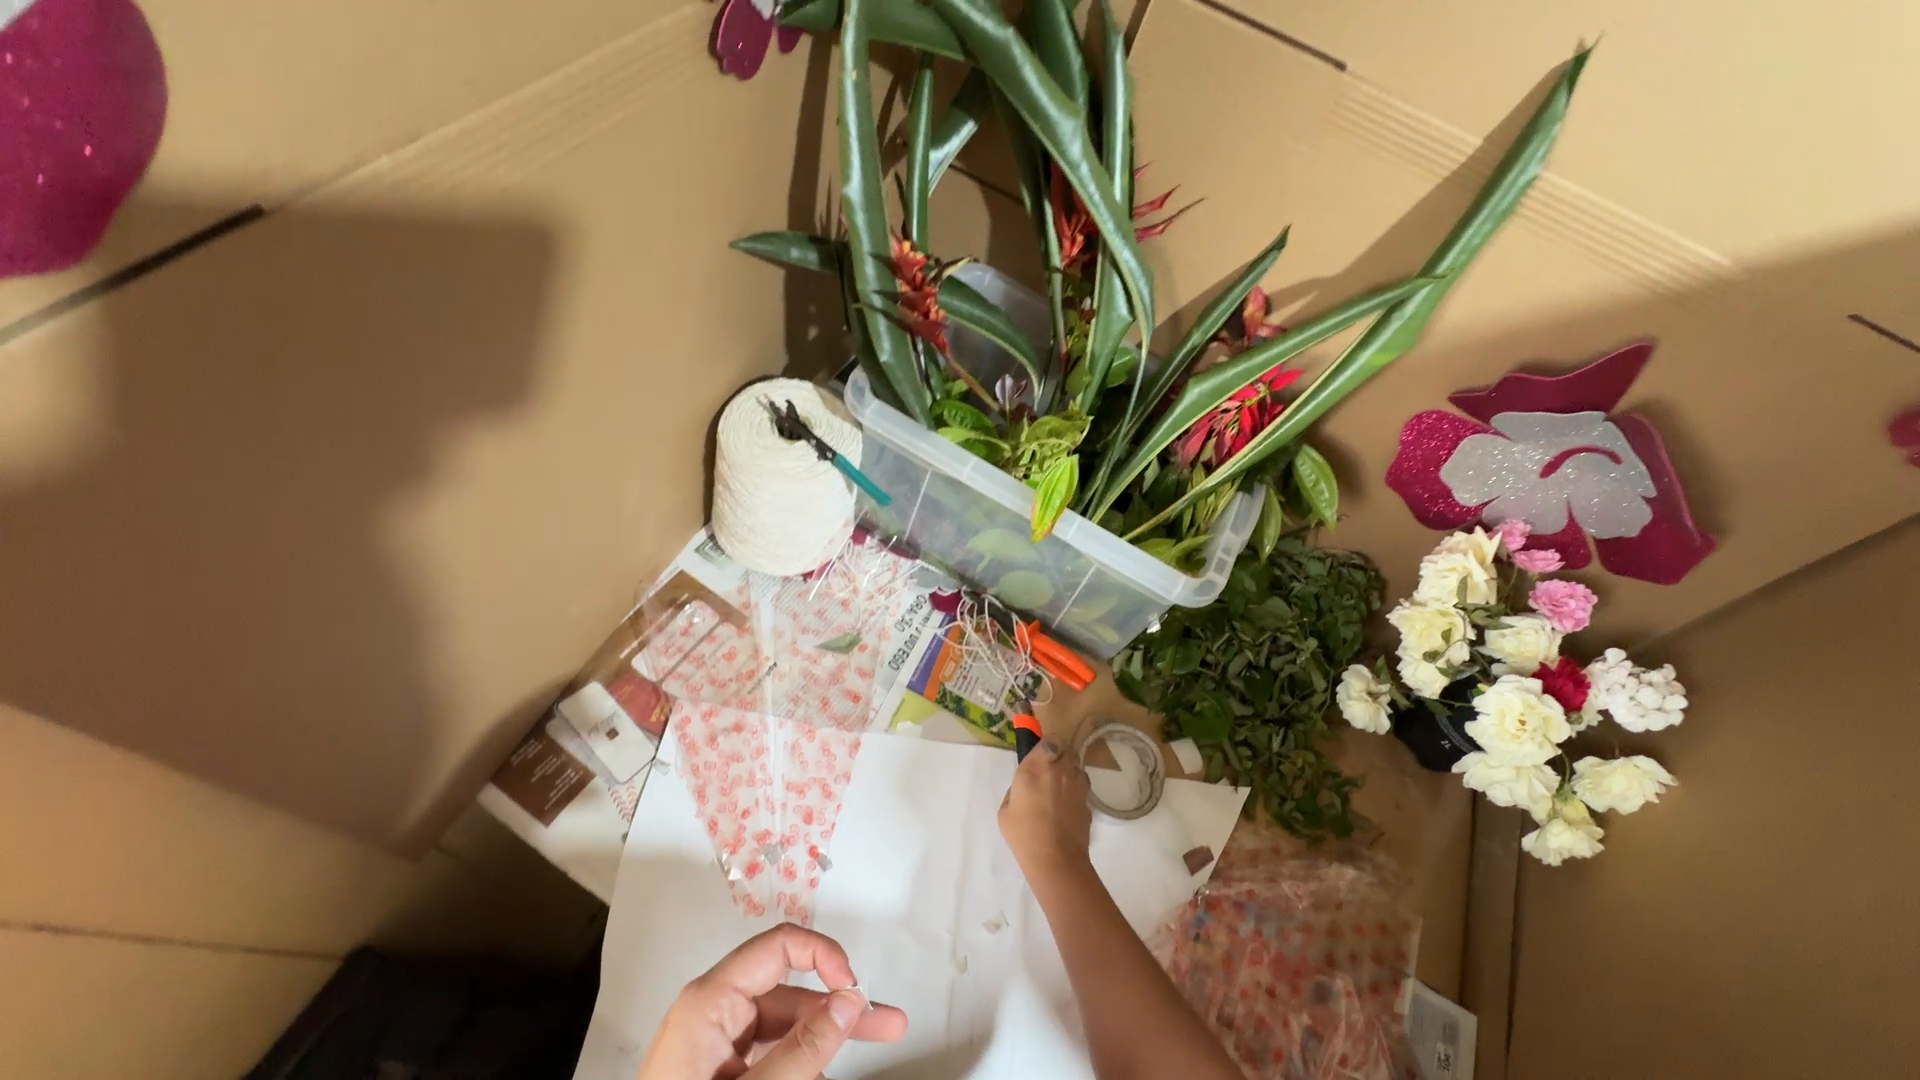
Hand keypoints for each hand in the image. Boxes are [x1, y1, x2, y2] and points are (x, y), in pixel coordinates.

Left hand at [637, 923, 908, 1079]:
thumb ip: (805, 1046)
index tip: (855, 990)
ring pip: (783, 1031)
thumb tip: (851, 997)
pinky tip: (816, 1076)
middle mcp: (713, 1013)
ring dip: (821, 1046)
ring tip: (855, 1061)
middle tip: (889, 1025)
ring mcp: (714, 1047)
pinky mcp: (718, 1074)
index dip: (823, 955)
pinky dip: (797, 1068)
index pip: (779, 947)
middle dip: (839, 1011)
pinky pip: (767, 1059)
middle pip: (789, 994)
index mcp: (711, 1000)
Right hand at [998, 736, 1092, 884]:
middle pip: (1065, 748)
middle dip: (1058, 754)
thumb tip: (1026, 787)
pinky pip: (1082, 785)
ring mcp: (1077, 784)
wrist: (1056, 860)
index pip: (1049, 740)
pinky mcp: (1088, 800)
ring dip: (1068, 770)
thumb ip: (1016, 791)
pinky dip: (1076, 788)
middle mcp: (1059, 770)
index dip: (1046, 744)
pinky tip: (1067, 804)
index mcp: (1034, 769)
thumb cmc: (1024, 835)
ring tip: (1059, 786)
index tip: (1040, 753)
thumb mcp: (1006, 811)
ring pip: (1076, 764)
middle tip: (1048, 769)